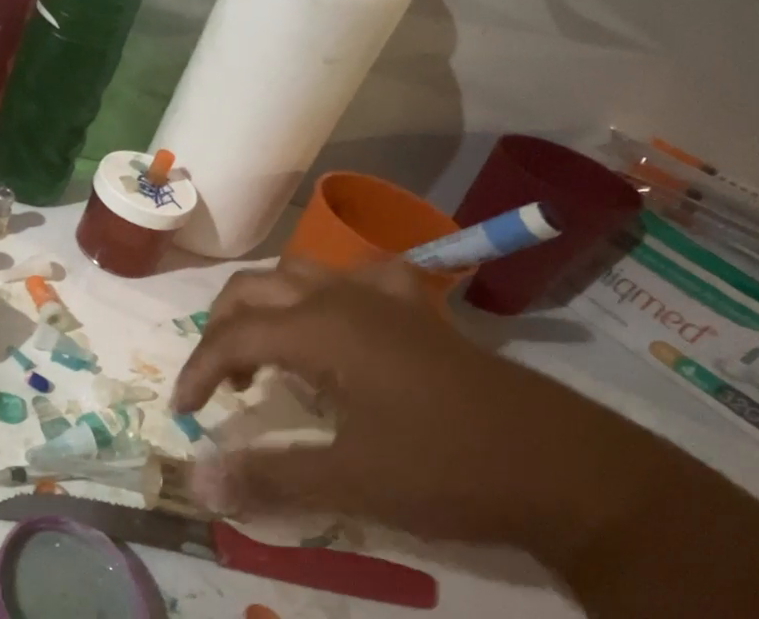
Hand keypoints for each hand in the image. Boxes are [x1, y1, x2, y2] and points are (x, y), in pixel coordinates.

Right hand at [171, 262, 678, 564]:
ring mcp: (384, 300)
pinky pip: (357, 279)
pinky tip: (339, 323)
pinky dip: (329, 293)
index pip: (232, 336)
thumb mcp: (353, 481)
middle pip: (253, 291)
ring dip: (267, 307)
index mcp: (319, 328)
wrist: (574, 472)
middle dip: (222, 330)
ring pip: (299, 274)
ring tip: (268, 354)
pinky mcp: (419, 314)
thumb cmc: (451, 470)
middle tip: (220, 383)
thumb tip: (197, 484)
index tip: (185, 412)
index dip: (198, 371)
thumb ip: (269, 476)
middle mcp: (342, 298)